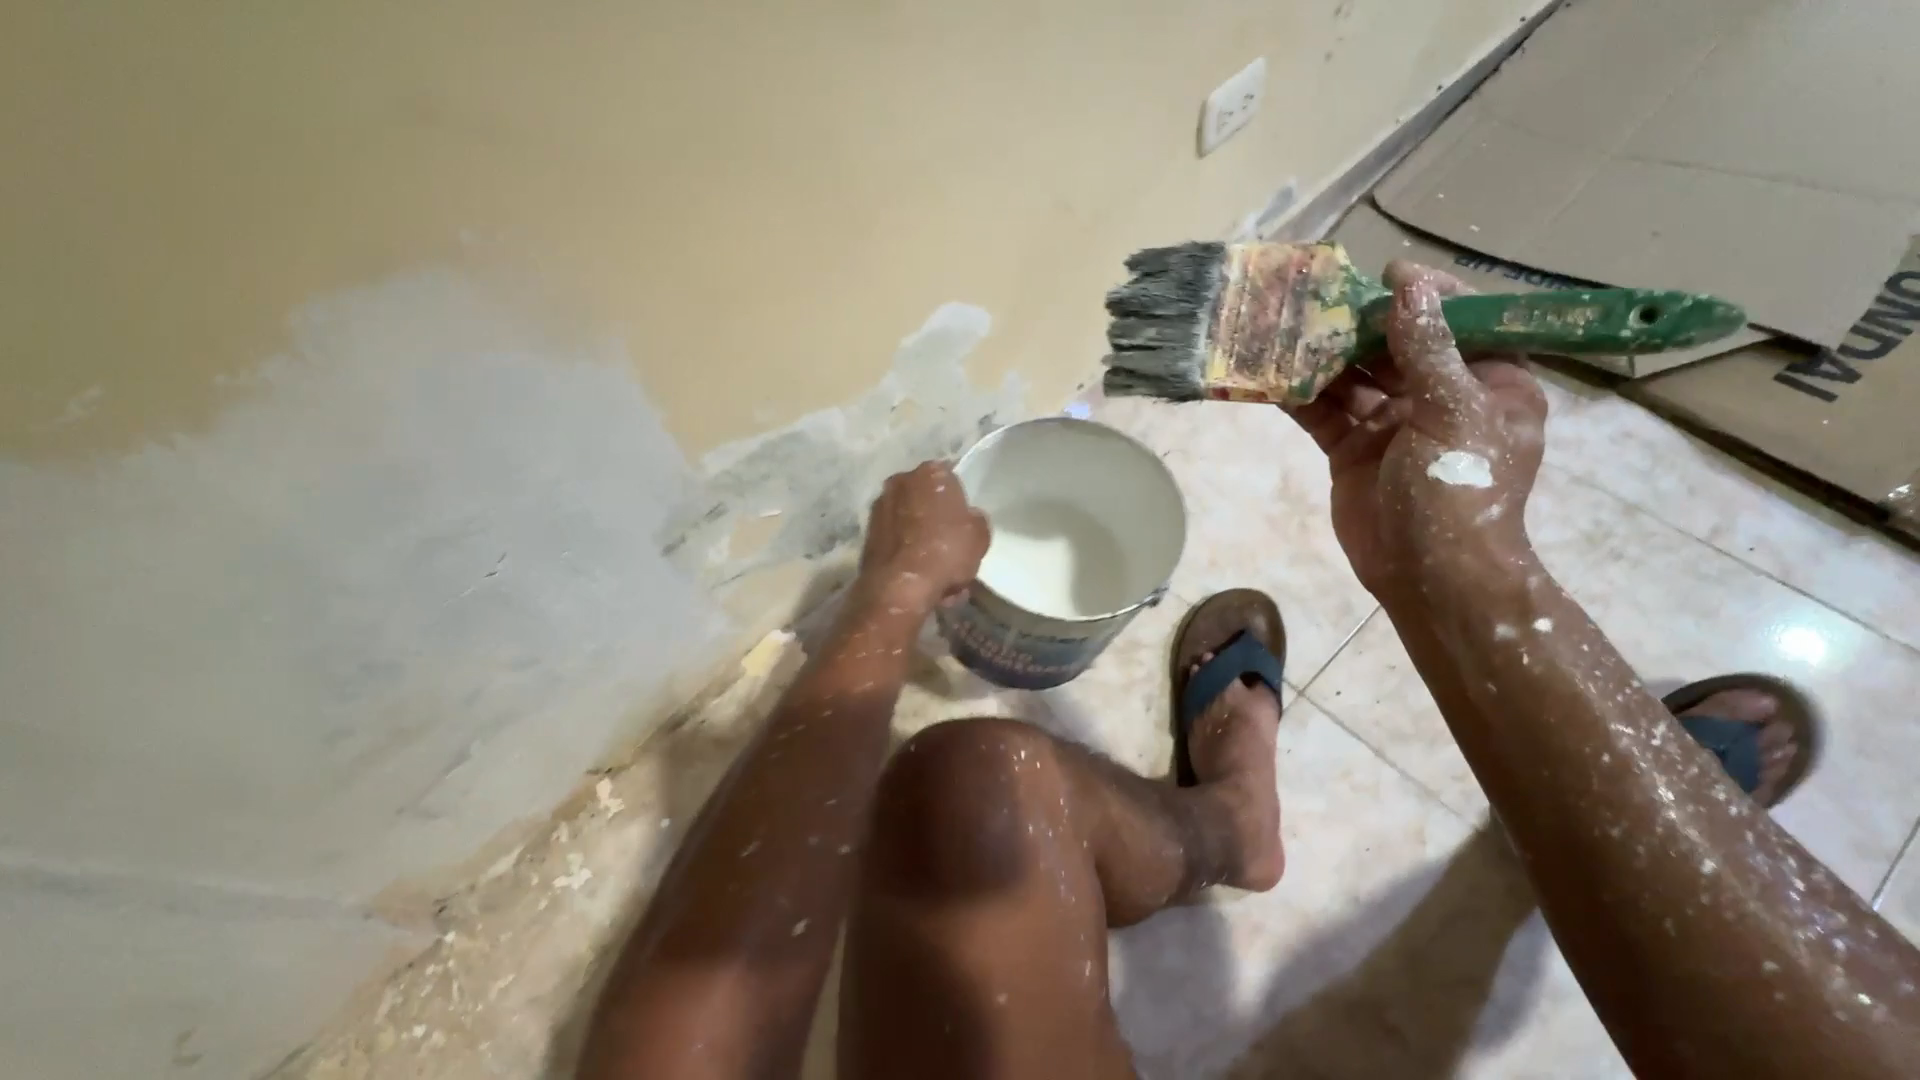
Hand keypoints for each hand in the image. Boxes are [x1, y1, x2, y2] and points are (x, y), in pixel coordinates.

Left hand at [856, 461, 990, 609]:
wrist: (900, 586)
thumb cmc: (946, 552)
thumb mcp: (980, 535)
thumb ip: (975, 519)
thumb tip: (968, 518)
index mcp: (931, 473)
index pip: (950, 478)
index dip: (959, 500)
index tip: (964, 520)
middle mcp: (900, 482)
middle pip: (925, 498)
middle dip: (936, 517)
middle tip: (950, 542)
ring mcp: (879, 507)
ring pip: (908, 520)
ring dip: (919, 536)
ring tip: (934, 565)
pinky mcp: (866, 533)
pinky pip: (895, 539)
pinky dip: (904, 551)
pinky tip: (917, 572)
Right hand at [1286, 261, 1547, 599]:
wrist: (1427, 573)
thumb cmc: (1459, 491)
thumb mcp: (1452, 412)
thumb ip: (1427, 349)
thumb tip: (1408, 284)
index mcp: (1487, 383)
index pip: (1460, 322)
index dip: (1427, 295)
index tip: (1386, 274)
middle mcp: (1438, 396)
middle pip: (1396, 345)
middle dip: (1359, 323)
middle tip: (1319, 298)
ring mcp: (1390, 424)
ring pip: (1354, 377)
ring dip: (1323, 355)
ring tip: (1285, 327)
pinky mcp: (1351, 449)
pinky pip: (1324, 413)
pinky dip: (1299, 395)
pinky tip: (1270, 374)